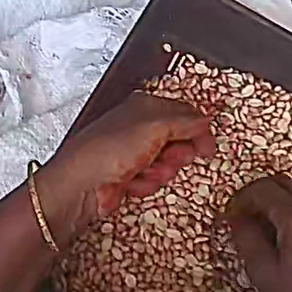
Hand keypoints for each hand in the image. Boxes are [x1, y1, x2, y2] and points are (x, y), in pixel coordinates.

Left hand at [36, 92, 215, 244]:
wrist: (81, 185)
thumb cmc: (110, 150)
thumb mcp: (155, 127)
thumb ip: (185, 122)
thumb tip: (205, 121)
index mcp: (145, 106)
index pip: (185, 114)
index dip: (199, 131)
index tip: (209, 148)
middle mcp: (140, 127)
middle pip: (179, 141)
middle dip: (176, 155)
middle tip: (166, 158)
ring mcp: (134, 152)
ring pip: (168, 164)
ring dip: (160, 172)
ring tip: (143, 172)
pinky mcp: (130, 176)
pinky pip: (153, 181)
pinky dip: (146, 185)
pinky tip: (131, 184)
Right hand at [222, 175, 291, 291]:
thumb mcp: (263, 271)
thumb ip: (246, 238)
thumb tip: (235, 219)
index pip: (262, 189)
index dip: (241, 198)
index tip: (230, 215)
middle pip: (280, 182)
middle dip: (256, 194)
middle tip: (242, 216)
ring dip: (273, 202)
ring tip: (259, 230)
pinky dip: (288, 210)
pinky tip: (279, 237)